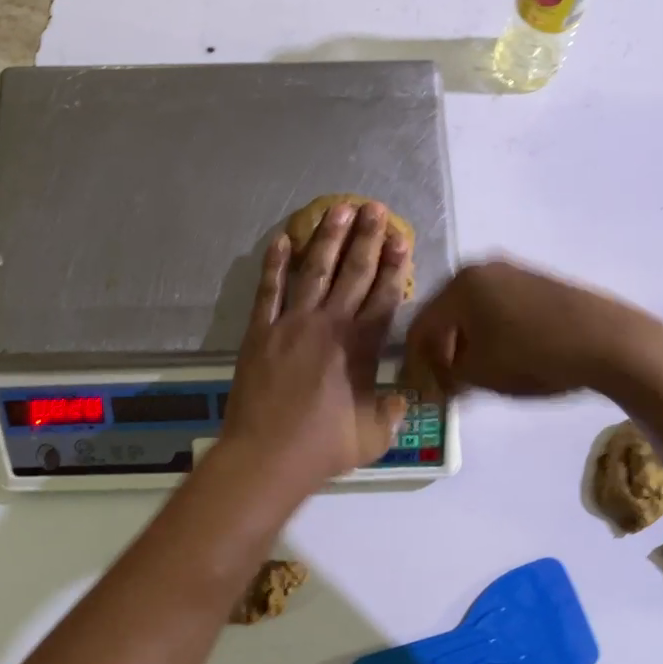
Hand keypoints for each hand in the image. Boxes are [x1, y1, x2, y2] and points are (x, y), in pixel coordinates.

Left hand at [219, 202, 411, 480]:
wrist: (267, 455)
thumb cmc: (323, 448)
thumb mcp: (373, 435)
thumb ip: (391, 412)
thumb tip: (402, 399)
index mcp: (360, 346)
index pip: (384, 296)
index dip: (395, 265)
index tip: (401, 239)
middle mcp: (329, 324)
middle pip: (352, 272)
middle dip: (366, 237)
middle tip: (374, 208)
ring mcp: (292, 323)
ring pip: (314, 271)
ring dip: (327, 238)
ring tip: (338, 209)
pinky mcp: (260, 331)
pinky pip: (269, 291)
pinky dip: (274, 265)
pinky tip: (281, 239)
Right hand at [406, 260, 653, 397]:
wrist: (608, 341)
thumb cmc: (533, 355)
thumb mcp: (481, 375)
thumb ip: (450, 376)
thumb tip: (445, 378)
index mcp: (459, 285)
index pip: (420, 326)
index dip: (417, 362)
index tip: (425, 390)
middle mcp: (480, 269)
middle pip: (446, 315)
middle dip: (445, 351)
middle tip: (452, 384)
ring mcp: (512, 272)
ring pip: (474, 311)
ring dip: (470, 343)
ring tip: (482, 374)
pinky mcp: (538, 281)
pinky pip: (500, 308)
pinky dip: (494, 332)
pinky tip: (509, 357)